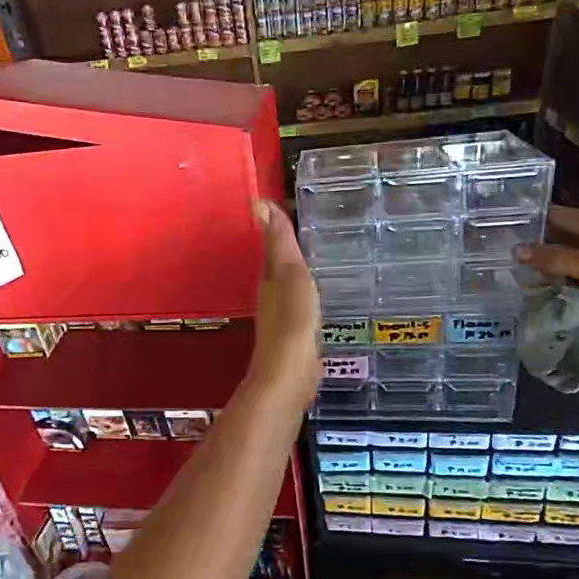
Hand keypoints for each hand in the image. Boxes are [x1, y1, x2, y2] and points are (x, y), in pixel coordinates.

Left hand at [249, 201, 320, 402]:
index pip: (271, 244)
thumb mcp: (291, 275)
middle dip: (287, 246)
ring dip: (297, 269)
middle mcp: (270, 294)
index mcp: (269, 277)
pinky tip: (318, 295)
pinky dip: (306, 292)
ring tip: (317, 255)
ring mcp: (281, 316)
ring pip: (287, 283)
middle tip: (307, 225)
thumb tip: (261, 203)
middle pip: (277, 264)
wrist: (289, 375)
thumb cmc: (293, 321)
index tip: (285, 204)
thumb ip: (279, 243)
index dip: (276, 225)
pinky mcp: (294, 335)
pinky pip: (299, 303)